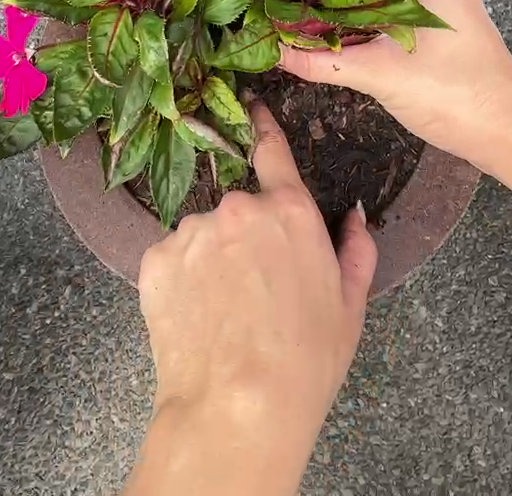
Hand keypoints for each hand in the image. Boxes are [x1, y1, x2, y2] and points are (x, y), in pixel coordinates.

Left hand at [127, 105, 375, 495]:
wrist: (239, 406)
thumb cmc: (306, 360)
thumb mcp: (350, 306)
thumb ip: (355, 248)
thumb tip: (354, 212)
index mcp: (289, 211)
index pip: (272, 151)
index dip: (262, 125)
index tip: (251, 104)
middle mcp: (238, 208)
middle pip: (239, 210)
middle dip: (244, 238)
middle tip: (252, 290)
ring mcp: (193, 230)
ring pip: (203, 234)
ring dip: (211, 259)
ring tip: (223, 311)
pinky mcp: (156, 257)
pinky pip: (172, 259)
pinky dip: (181, 280)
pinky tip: (196, 316)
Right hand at [278, 0, 511, 171]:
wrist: (511, 137)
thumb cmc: (455, 93)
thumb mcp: (381, 74)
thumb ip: (325, 62)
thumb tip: (275, 51)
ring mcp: (451, 11)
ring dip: (359, 4)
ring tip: (315, 8)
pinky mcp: (452, 37)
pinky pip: (405, 17)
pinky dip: (377, 23)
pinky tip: (351, 36)